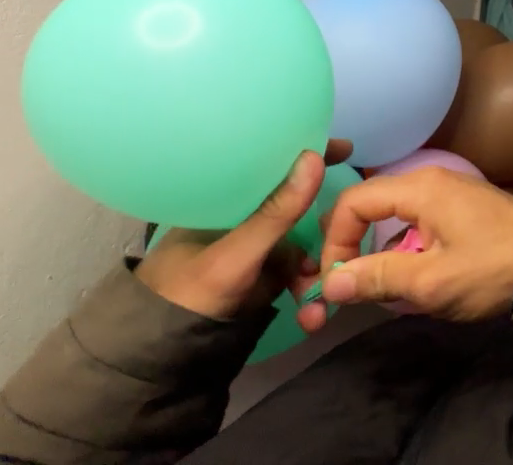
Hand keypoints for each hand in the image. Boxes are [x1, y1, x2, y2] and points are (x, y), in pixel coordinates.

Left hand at [134, 140, 350, 319]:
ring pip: (302, 241)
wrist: (159, 363)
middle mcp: (242, 221)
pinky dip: (309, 284)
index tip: (344, 150)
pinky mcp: (263, 278)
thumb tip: (314, 157)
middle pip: (295, 205)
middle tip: (353, 226)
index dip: (306, 155)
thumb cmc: (187, 296)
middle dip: (327, 221)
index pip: (270, 167)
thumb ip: (276, 211)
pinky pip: (297, 270)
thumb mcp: (235, 254)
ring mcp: (255, 251)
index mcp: (224, 204)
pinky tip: (315, 307)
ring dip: (320, 263)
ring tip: (326, 290)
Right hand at [304, 167, 512, 327]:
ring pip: (397, 214)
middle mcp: (435, 180)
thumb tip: (328, 284)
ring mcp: (455, 191)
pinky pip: (420, 220)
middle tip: (345, 286)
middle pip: (373, 204)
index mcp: (421, 188)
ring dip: (379, 249)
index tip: (334, 282)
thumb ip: (376, 278)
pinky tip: (411, 276)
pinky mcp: (468, 207)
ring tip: (376, 288)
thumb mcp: (429, 282)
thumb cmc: (492, 270)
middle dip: (352, 244)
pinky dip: (405, 245)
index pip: (353, 202)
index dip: (334, 242)